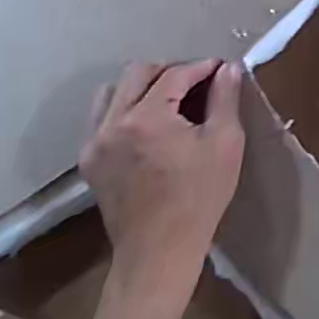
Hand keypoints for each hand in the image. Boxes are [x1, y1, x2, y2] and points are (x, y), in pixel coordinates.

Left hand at [81, 59, 245, 289]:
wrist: (159, 252)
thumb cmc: (199, 196)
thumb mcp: (225, 142)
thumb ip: (226, 98)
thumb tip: (228, 68)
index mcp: (146, 118)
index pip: (174, 74)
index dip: (202, 67)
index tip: (222, 69)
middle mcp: (112, 124)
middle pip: (138, 73)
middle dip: (172, 71)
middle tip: (199, 83)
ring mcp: (94, 143)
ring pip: (114, 92)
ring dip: (144, 87)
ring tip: (172, 101)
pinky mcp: (89, 161)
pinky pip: (102, 118)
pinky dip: (125, 109)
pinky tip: (150, 123)